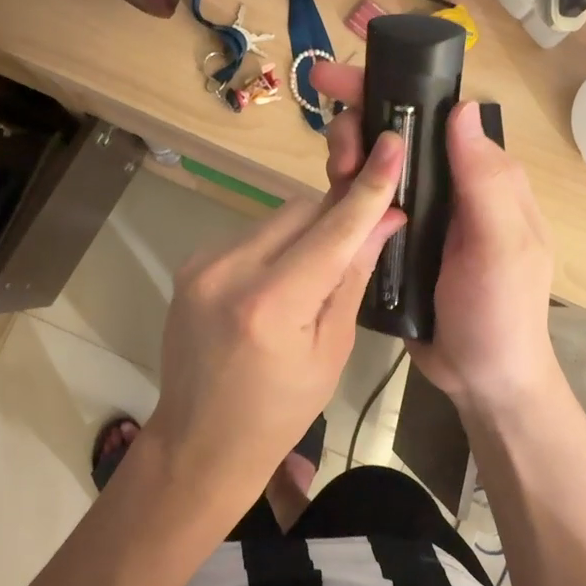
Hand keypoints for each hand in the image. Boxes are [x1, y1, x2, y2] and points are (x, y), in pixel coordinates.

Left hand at [148, 130, 406, 493]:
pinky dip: (276, 246)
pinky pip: (250, 234)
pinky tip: (280, 283)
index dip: (368, 188)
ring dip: (306, 232)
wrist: (200, 441)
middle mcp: (229, 270)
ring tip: (314, 276)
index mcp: (271, 304)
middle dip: (336, 216)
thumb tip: (386, 218)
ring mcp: (202, 263)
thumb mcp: (331, 352)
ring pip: (275, 217)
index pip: (332, 229)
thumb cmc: (279, 412)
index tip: (394, 144)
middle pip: (301, 209)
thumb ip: (353, 277)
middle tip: (360, 242)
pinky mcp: (191, 264)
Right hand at [311, 60, 557, 414]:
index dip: (392, 87)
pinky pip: (365, 207)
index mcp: (481, 179)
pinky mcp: (396, 243)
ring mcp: (421, 216)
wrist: (482, 381)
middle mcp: (450, 188)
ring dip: (348, 156)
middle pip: (399, 136)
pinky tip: (327, 197)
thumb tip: (462, 107)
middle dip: (360, 120)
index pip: (437, 115)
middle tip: (331, 137)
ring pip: (376, 168)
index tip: (343, 75)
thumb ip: (485, 181)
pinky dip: (343, 194)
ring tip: (330, 169)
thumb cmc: (500, 314)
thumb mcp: (502, 246)